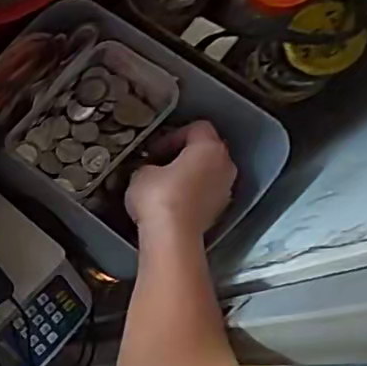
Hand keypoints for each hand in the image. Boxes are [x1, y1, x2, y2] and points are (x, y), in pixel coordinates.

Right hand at [126, 120, 236, 243]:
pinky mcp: (218, 211)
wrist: (172, 237)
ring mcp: (225, 190)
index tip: (153, 149)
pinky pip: (205, 194)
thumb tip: (149, 170)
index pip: (196, 128)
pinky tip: (171, 203)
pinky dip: (191, 194)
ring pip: (208, 173)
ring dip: (189, 175)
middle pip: (206, 150)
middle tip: (159, 164)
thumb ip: (148, 166)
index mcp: (209, 148)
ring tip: (164, 185)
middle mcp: (225, 165)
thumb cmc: (159, 198)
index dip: (172, 135)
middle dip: (183, 155)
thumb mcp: (141, 174)